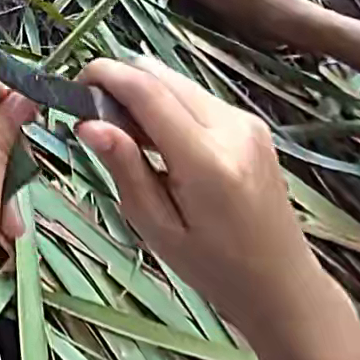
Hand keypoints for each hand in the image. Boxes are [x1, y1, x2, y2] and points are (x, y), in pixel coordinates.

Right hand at [76, 58, 308, 311]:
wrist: (284, 286)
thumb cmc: (214, 268)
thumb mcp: (156, 226)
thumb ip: (124, 167)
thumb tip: (86, 123)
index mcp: (207, 161)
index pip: (146, 91)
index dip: (105, 75)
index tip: (75, 85)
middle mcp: (231, 127)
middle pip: (158, 74)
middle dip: (118, 81)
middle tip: (96, 116)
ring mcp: (244, 120)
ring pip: (174, 78)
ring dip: (141, 92)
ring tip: (127, 134)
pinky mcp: (248, 121)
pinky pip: (192, 94)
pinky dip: (164, 102)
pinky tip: (158, 139)